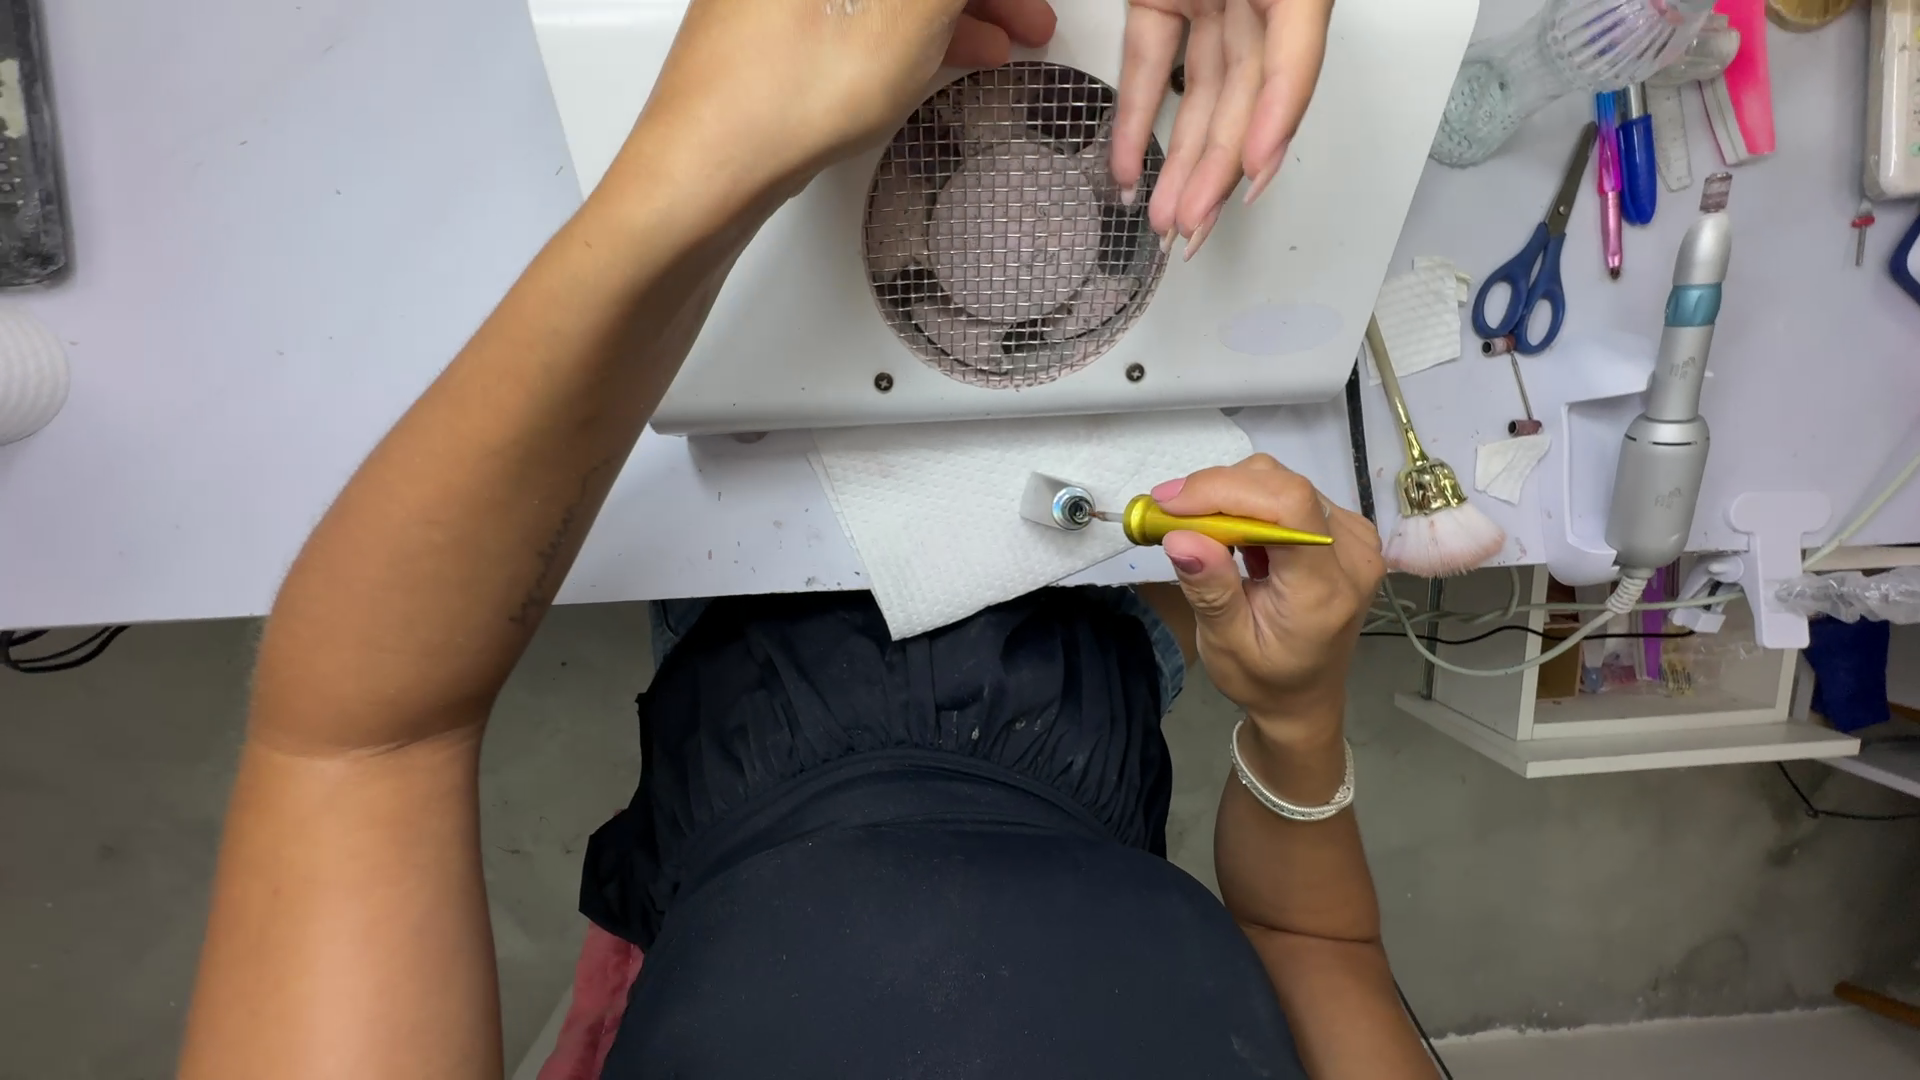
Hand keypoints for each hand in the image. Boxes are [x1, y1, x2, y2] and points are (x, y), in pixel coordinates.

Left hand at [625, 0, 1056, 199]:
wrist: (710, 168)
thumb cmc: (782, 96)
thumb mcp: (906, 17)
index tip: (1023, 3)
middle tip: (1031, 14)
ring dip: (958, 8)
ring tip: (1008, 39)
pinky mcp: (786, 20)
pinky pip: (870, 9)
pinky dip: (918, 26)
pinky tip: (952, 50)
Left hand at [1111, 0, 1333, 258]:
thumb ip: (1293, 41)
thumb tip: (1271, 126)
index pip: (1289, 66)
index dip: (1273, 121)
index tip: (1252, 176)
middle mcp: (1254, 2)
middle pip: (1238, 100)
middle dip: (1214, 171)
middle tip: (1191, 229)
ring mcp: (1206, 3)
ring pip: (1195, 99)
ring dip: (1178, 165)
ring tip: (1163, 224)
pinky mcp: (1156, 0)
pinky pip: (1146, 67)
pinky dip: (1135, 124)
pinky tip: (1129, 175)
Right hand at [1154, 455, 1382, 732]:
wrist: (1303, 698)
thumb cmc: (1262, 678)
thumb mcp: (1226, 644)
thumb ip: (1210, 590)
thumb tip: (1180, 537)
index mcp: (1324, 587)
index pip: (1287, 505)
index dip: (1224, 490)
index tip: (1170, 504)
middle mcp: (1350, 551)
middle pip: (1280, 485)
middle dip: (1215, 491)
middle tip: (1167, 515)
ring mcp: (1351, 535)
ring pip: (1278, 481)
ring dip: (1226, 495)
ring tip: (1194, 528)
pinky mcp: (1340, 528)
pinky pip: (1283, 493)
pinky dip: (1243, 501)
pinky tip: (1224, 532)